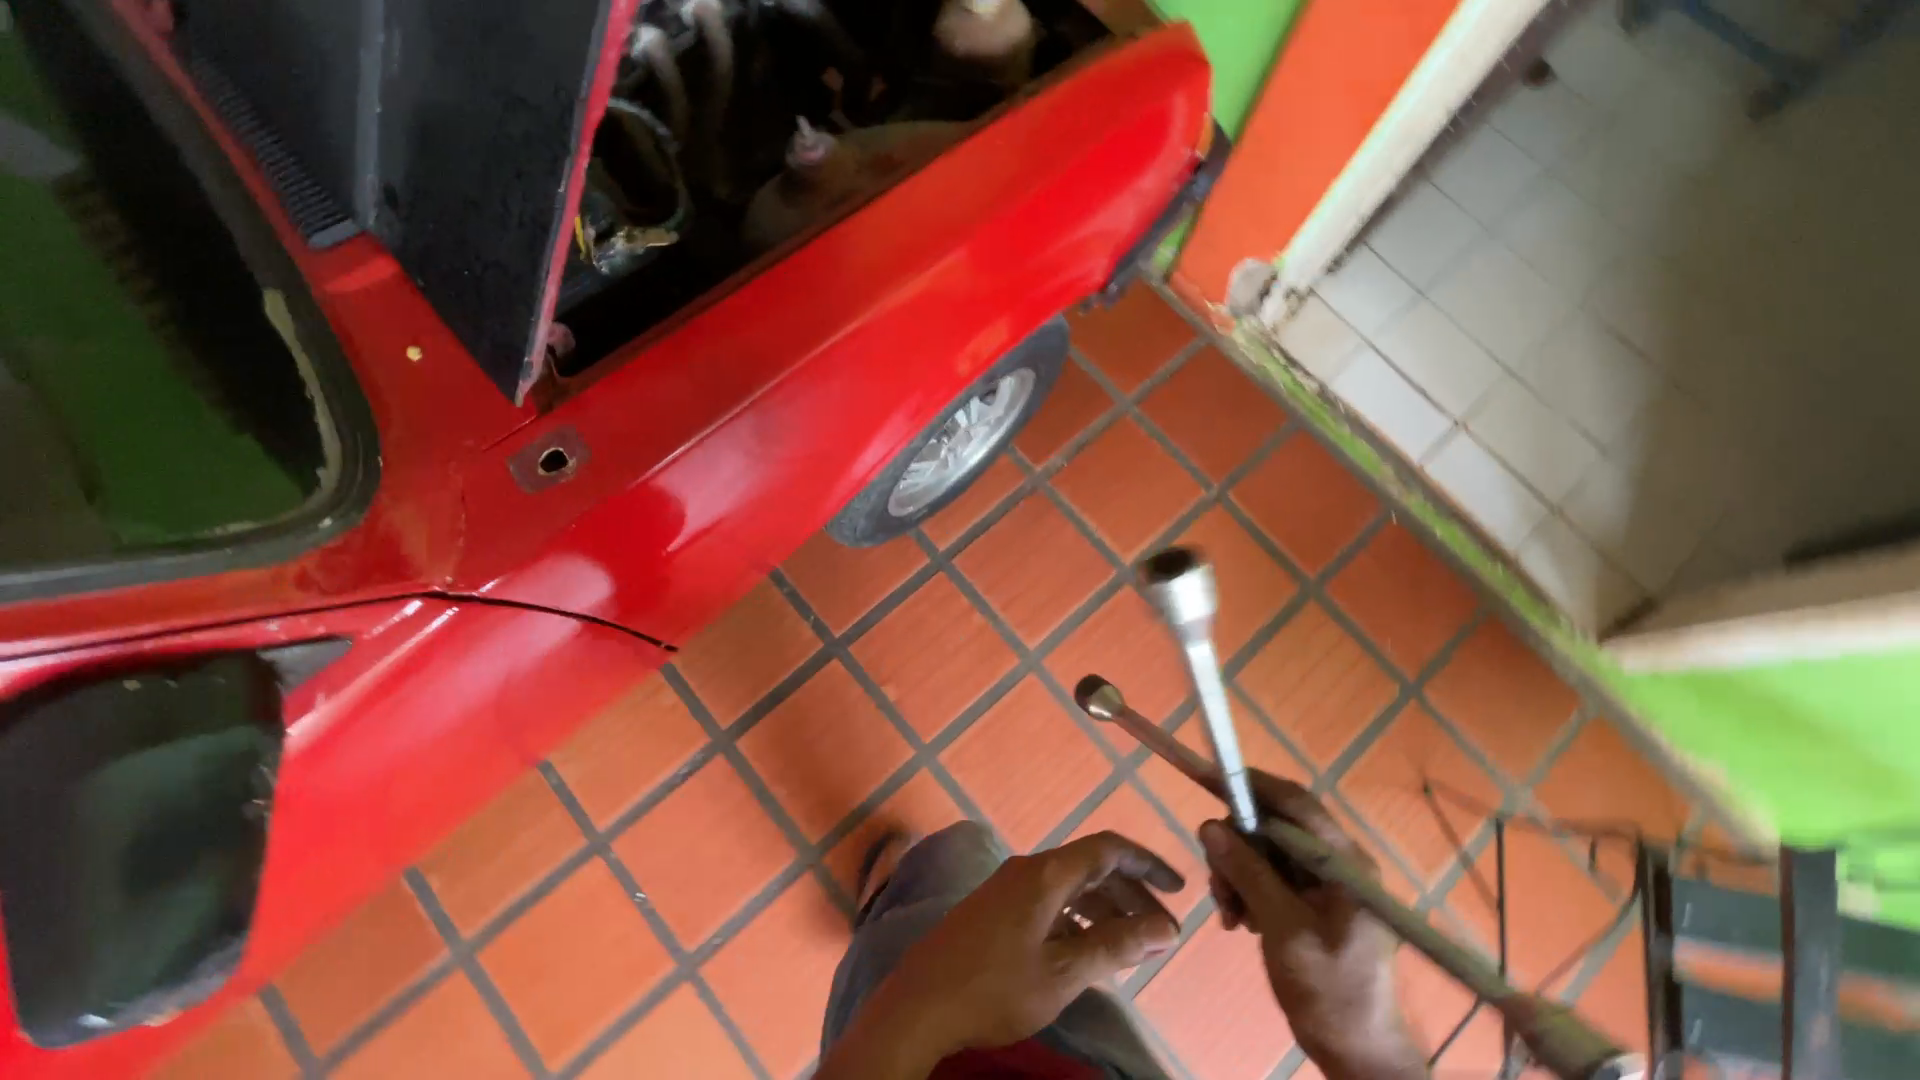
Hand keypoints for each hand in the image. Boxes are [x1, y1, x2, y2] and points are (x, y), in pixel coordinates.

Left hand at [818, 831, 1183, 1078]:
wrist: (919, 1006)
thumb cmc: (995, 987)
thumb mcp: (1063, 971)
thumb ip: (1116, 945)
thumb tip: (1165, 928)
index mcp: (1045, 874)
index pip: (1108, 849)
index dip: (1147, 864)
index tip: (1178, 890)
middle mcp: (1026, 871)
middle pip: (1090, 869)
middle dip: (1131, 896)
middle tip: (1162, 935)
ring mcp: (1006, 890)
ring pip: (1069, 889)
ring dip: (1105, 912)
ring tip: (1132, 950)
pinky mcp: (994, 912)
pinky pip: (1049, 904)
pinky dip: (1078, 922)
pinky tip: (1088, 953)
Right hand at [1200, 773, 1425, 1079]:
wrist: (1355, 1050)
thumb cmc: (1329, 990)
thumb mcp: (1283, 929)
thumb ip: (1248, 873)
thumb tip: (1210, 825)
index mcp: (1345, 863)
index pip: (1296, 803)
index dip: (1253, 785)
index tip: (1209, 776)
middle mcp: (1336, 863)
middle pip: (1274, 827)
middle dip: (1237, 845)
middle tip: (1216, 879)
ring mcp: (1323, 883)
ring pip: (1264, 852)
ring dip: (1237, 873)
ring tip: (1227, 912)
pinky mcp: (1309, 902)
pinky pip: (1267, 876)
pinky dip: (1246, 891)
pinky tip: (1238, 922)